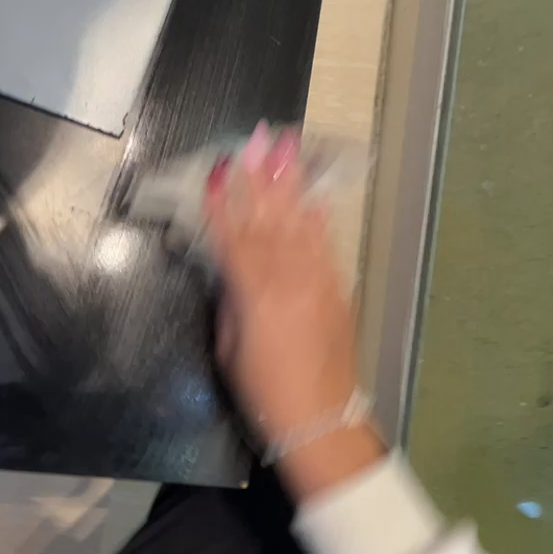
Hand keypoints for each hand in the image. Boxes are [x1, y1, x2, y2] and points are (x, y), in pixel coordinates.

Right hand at [208, 125, 384, 498]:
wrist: (320, 417)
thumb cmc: (261, 392)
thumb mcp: (229, 349)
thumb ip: (231, 303)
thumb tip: (230, 273)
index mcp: (256, 296)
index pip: (233, 238)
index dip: (221, 202)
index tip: (215, 168)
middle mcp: (291, 278)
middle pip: (271, 219)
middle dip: (262, 176)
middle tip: (258, 136)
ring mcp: (319, 280)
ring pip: (300, 223)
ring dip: (290, 184)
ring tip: (284, 148)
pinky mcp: (337, 289)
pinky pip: (323, 244)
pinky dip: (315, 217)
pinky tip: (310, 197)